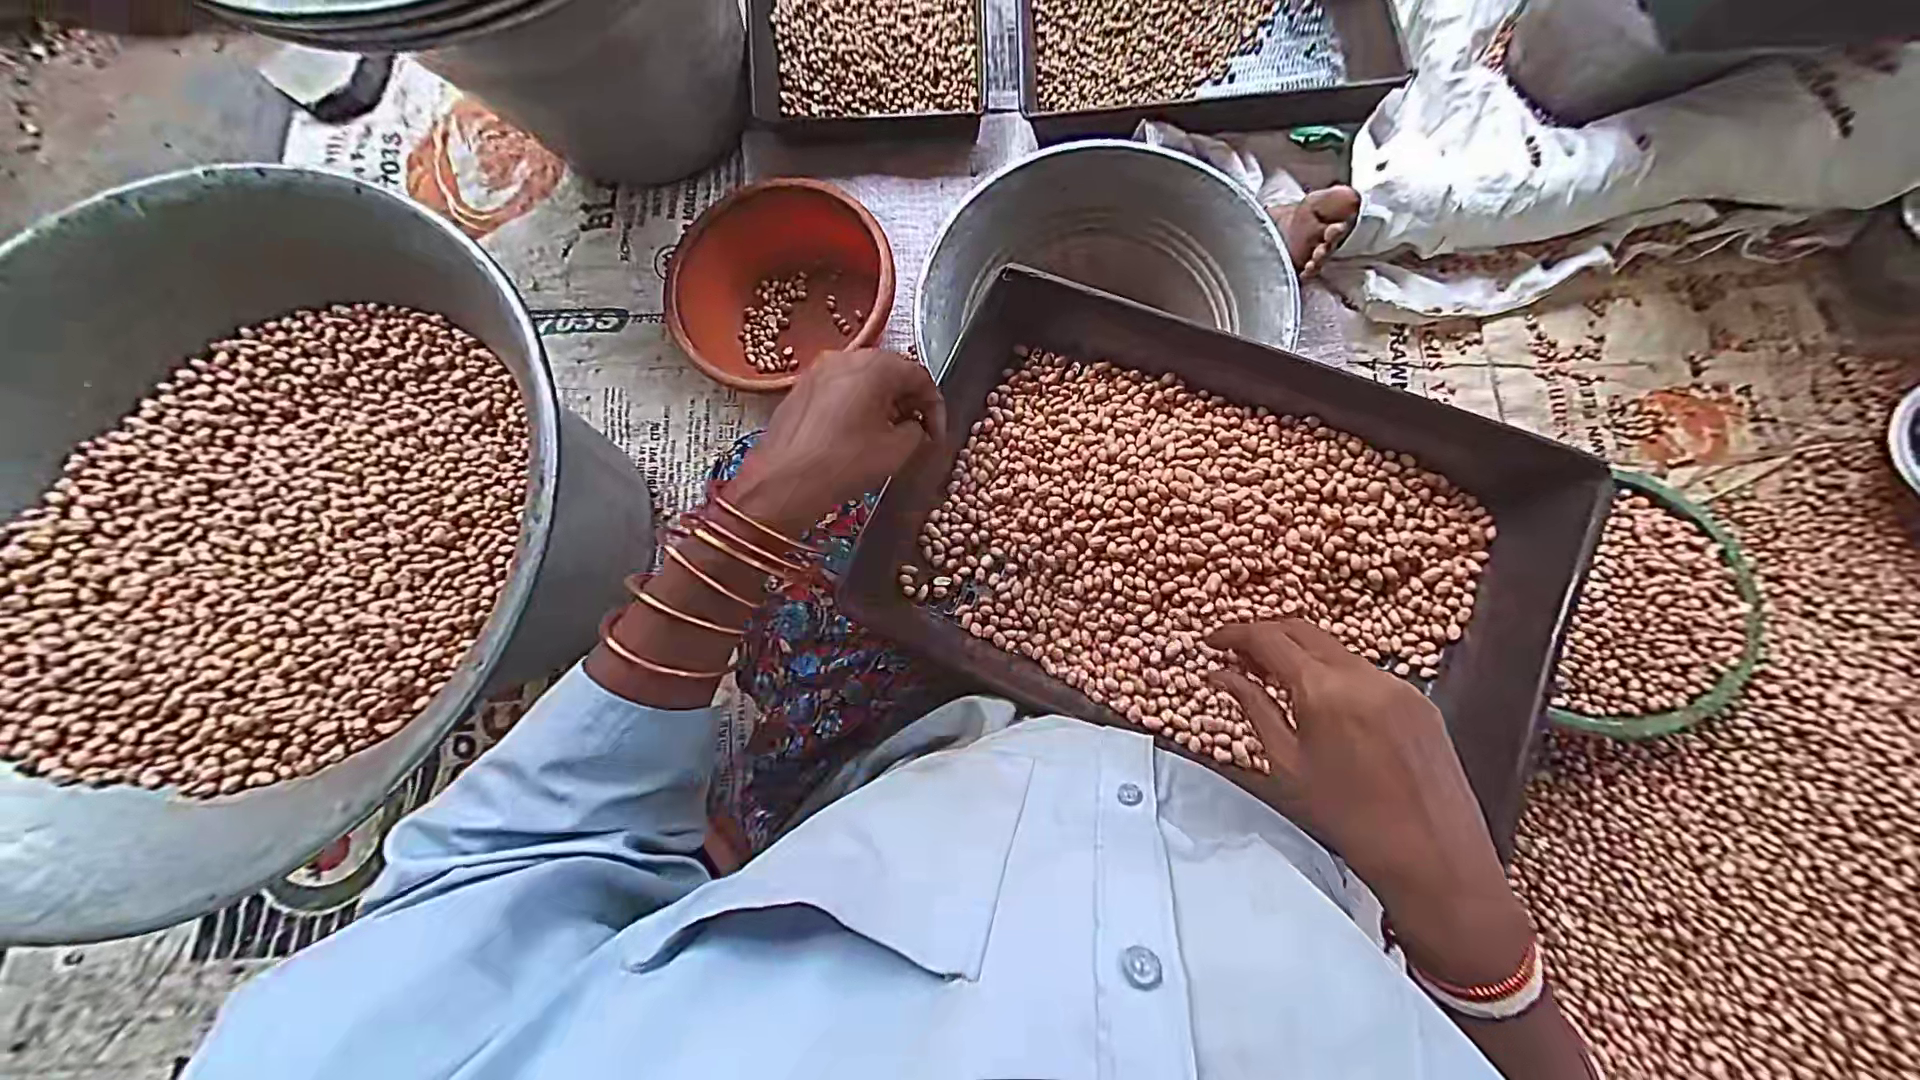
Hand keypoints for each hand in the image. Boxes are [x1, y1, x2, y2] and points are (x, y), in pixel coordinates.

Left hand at [727, 349, 945, 533]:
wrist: (782, 482)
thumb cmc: (844, 463)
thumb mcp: (896, 451)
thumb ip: (917, 430)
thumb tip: (915, 425)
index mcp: (874, 366)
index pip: (919, 376)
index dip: (935, 407)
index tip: (937, 435)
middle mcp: (845, 357)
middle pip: (891, 372)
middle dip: (910, 402)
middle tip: (918, 433)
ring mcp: (818, 371)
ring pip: (864, 380)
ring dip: (884, 404)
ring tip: (890, 437)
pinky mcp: (801, 389)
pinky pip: (841, 389)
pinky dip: (858, 406)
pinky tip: (859, 436)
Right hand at [1206, 619, 1532, 984]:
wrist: (1436, 862)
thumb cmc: (1349, 819)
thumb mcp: (1286, 762)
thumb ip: (1253, 706)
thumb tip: (1221, 675)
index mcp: (1324, 691)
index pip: (1267, 638)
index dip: (1233, 633)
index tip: (1212, 642)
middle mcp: (1364, 676)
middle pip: (1301, 630)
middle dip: (1263, 634)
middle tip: (1235, 654)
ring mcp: (1397, 685)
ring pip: (1332, 647)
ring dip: (1296, 652)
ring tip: (1270, 676)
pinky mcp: (1418, 701)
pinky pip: (1362, 669)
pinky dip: (1329, 670)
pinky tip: (1316, 696)